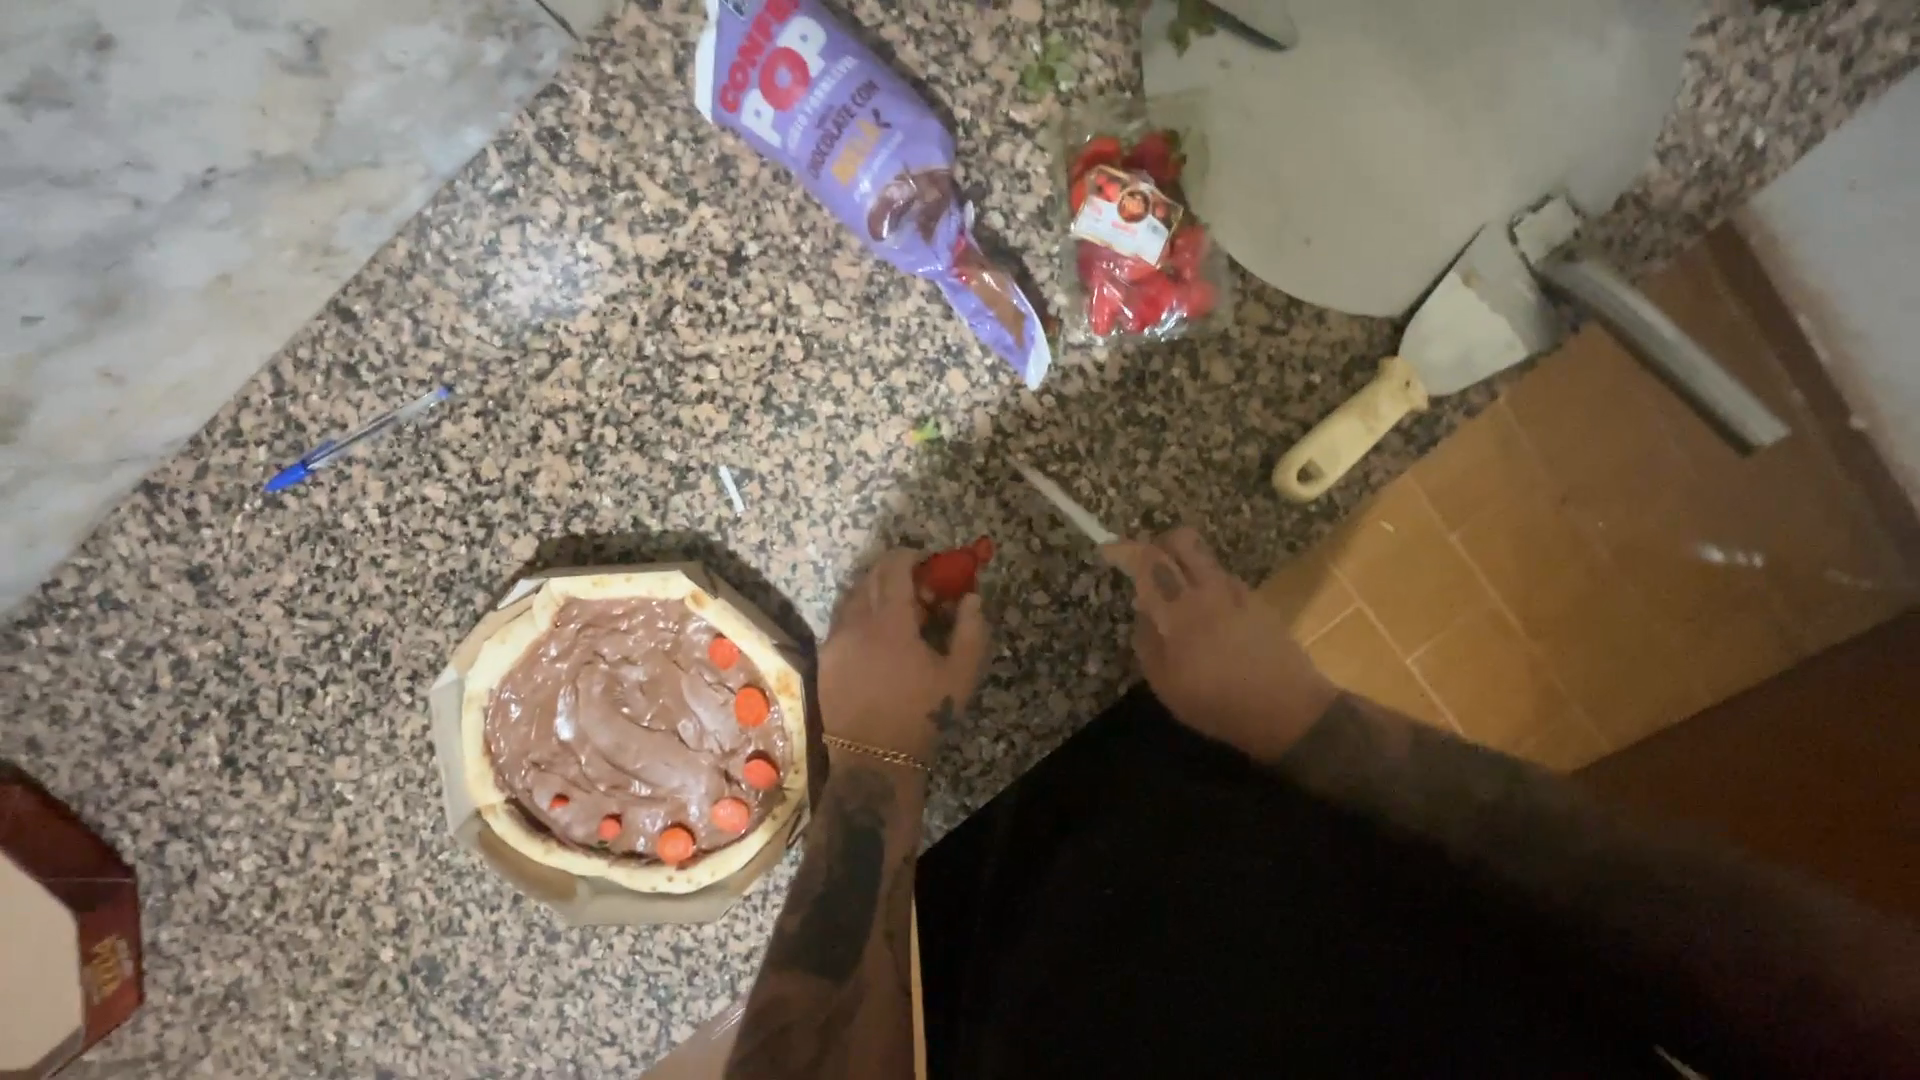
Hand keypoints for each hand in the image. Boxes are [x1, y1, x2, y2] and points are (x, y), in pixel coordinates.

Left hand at [820, 549, 990, 762]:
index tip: (926, 560)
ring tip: (898, 610)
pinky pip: (841, 620)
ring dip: (874, 591)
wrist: (874, 759)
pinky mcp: (825, 659)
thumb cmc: (922, 715)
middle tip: (917, 586)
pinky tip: (877, 636)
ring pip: (852, 597)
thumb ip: (971, 629)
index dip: (911, 556)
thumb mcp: (960, 675)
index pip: (894, 568)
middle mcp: (855, 623)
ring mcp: (835, 640)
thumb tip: (971, 598)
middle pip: (870, 577)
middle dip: (894, 570)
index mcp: (889, 622)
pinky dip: (859, 613)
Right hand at [1102, 527, 1337, 761]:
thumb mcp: (1166, 684)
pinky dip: (1206, 586)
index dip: (1124, 549)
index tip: (1107, 551)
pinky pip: (1224, 580)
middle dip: (1158, 544)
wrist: (1290, 711)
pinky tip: (1208, 619)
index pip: (1148, 560)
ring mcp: (1238, 593)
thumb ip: (1147, 642)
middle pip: (1182, 540)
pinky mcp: (1259, 603)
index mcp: (1180, 610)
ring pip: (1204, 559)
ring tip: (1176, 600)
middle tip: (1145, 567)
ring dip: (1184, 566)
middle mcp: (1208, 590)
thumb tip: (1143, 613)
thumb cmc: (1218, 703)